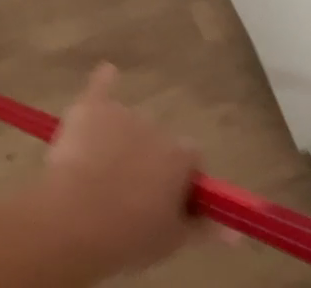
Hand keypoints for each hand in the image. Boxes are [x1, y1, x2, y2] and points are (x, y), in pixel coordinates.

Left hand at [23, 63, 206, 274]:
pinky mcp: (90, 108)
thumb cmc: (128, 234)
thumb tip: (234, 231)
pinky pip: (101, 87)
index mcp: (179, 157)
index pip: (191, 159)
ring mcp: (121, 114)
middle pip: (157, 140)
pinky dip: (104, 81)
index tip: (168, 198)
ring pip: (127, 123)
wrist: (75, 216)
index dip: (180, 177)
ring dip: (120, 139)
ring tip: (98, 173)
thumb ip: (203, 227)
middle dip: (146, 159)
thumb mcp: (172, 239)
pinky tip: (108, 72)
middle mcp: (156, 127)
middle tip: (127, 191)